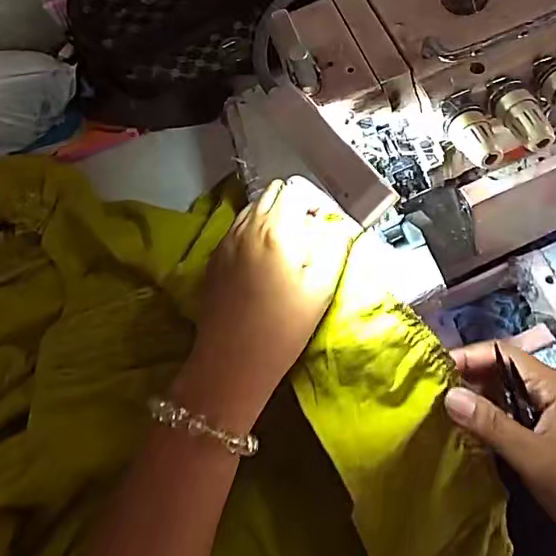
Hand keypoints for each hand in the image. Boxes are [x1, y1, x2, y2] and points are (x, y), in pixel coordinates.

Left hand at [177, 179, 351, 430]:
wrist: (231, 364)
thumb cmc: (283, 328)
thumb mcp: (322, 287)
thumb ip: (335, 246)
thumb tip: (340, 225)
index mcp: (275, 230)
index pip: (296, 191)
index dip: (315, 202)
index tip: (325, 224)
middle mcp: (246, 228)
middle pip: (272, 193)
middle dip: (293, 204)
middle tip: (309, 233)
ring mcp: (226, 242)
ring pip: (252, 208)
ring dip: (272, 216)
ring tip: (288, 246)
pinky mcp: (214, 259)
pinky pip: (237, 229)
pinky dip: (254, 231)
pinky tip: (265, 260)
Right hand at [444, 341, 555, 551]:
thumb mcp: (532, 456)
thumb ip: (491, 425)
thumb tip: (450, 396)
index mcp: (550, 383)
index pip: (502, 352)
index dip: (469, 356)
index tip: (436, 369)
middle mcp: (549, 389)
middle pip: (503, 369)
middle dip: (470, 376)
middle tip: (434, 391)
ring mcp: (550, 411)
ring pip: (506, 392)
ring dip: (479, 397)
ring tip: (444, 409)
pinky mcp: (548, 432)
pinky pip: (513, 413)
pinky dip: (491, 417)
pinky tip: (471, 431)